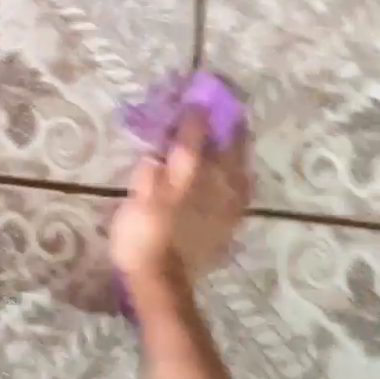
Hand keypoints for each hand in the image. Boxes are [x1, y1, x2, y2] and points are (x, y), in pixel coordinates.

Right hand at [110, 113, 251, 293]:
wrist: (161, 282)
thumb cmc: (141, 236)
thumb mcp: (136, 198)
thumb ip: (150, 173)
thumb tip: (158, 155)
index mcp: (187, 175)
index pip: (193, 138)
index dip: (195, 117)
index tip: (197, 96)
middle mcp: (212, 186)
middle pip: (226, 150)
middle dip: (227, 127)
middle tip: (230, 107)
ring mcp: (225, 207)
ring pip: (239, 169)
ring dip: (240, 149)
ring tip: (240, 133)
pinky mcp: (228, 225)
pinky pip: (241, 192)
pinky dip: (242, 176)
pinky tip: (240, 173)